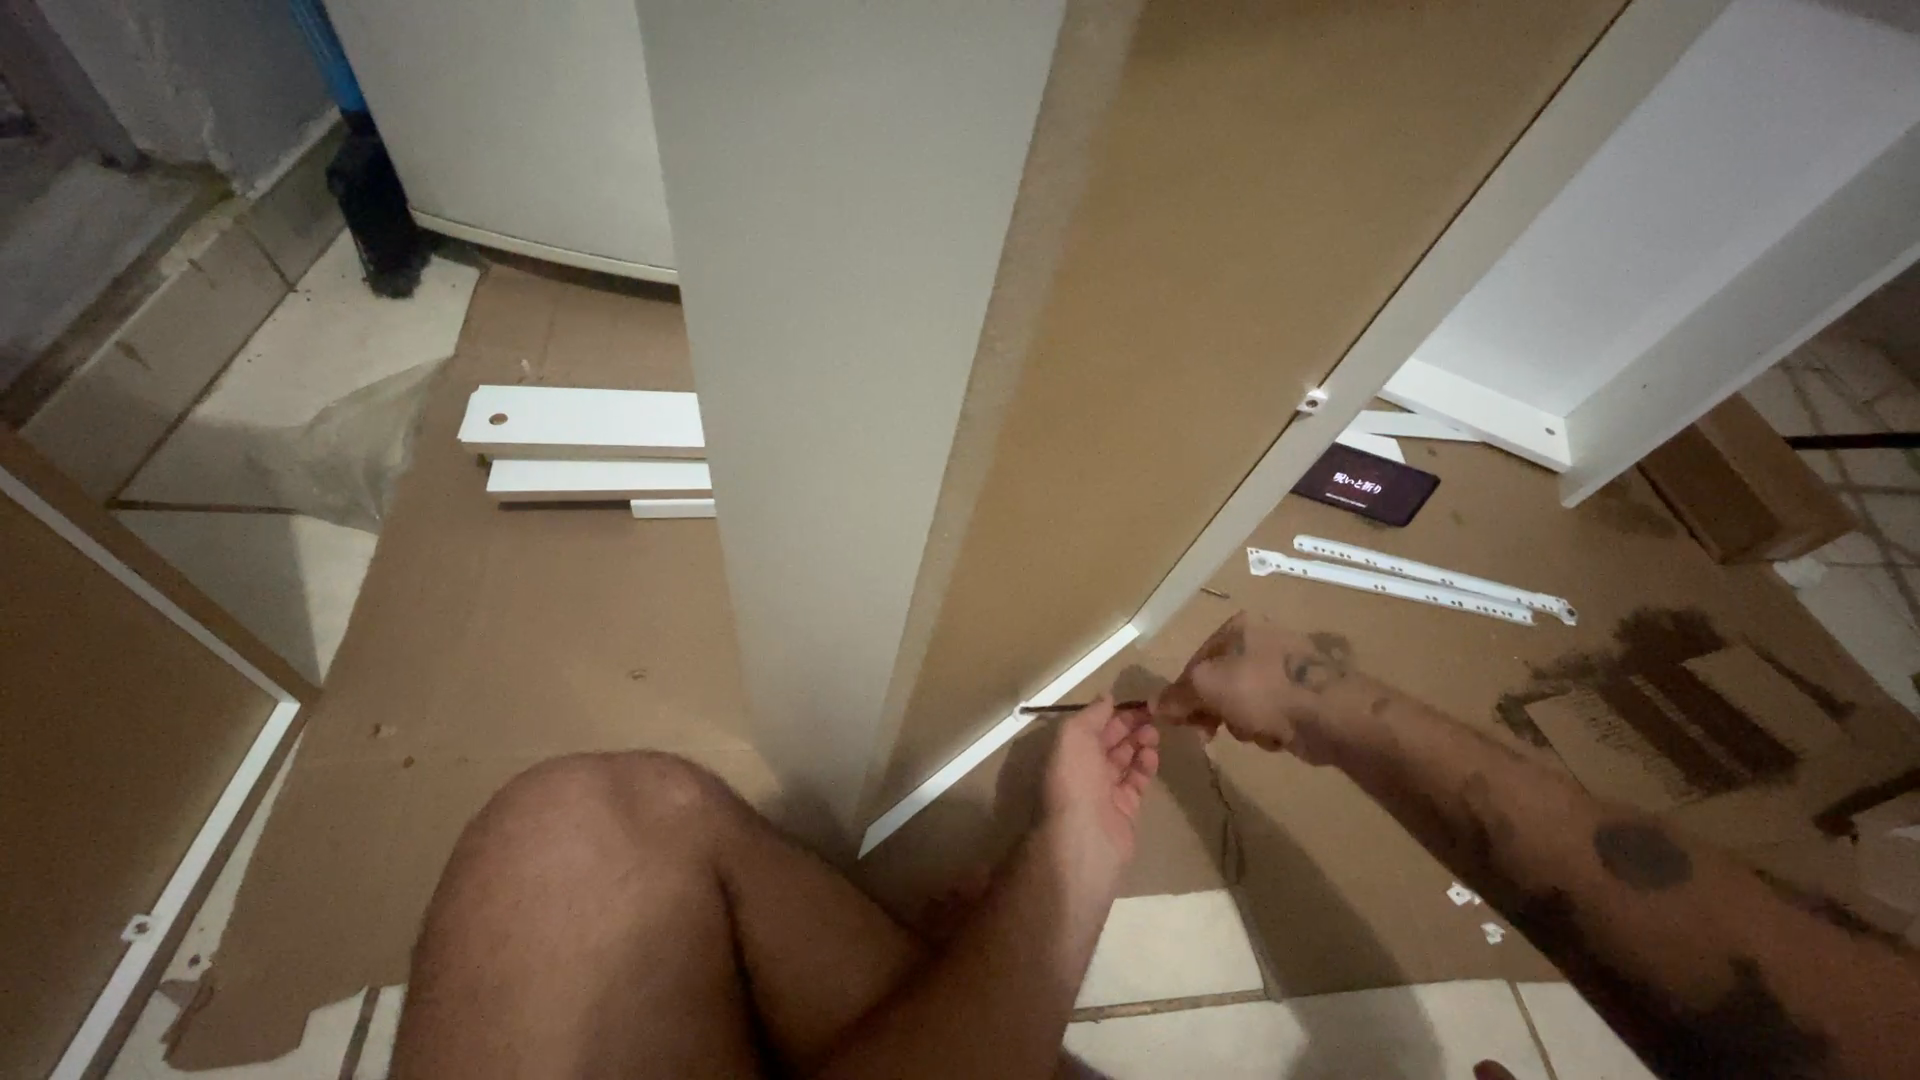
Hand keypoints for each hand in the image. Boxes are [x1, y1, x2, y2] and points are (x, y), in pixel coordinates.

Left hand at [1040, 695, 1159, 891]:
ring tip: (1154, 734)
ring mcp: (1104, 790)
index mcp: (1067, 751)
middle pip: (1109, 741)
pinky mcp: (1125, 809)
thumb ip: (1091, 715)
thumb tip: (1106, 698)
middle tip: (1152, 716)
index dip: (1112, 713)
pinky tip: (1152, 755)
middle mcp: (1083, 769)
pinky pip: (1137, 781)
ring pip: (1125, 760)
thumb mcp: (1074, 736)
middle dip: (1129, 726)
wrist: (1085, 836)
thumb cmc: (1075, 779)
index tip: (1136, 702)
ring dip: (1139, 744)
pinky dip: (1145, 766)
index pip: (1091, 726)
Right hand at [1151, 611, 1360, 763]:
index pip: (1196, 660)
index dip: (1184, 692)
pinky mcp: (1308, 695)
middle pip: (1221, 682)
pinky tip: (1278, 735)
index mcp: (1238, 626)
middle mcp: (1264, 639)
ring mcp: (1289, 667)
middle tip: (1210, 734)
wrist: (1331, 714)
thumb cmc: (1261, 689)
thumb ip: (1177, 695)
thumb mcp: (1206, 687)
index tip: (1182, 721)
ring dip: (1243, 723)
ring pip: (1245, 702)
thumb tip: (1154, 706)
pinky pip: (1273, 714)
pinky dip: (1270, 728)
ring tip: (1256, 731)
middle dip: (1216, 711)